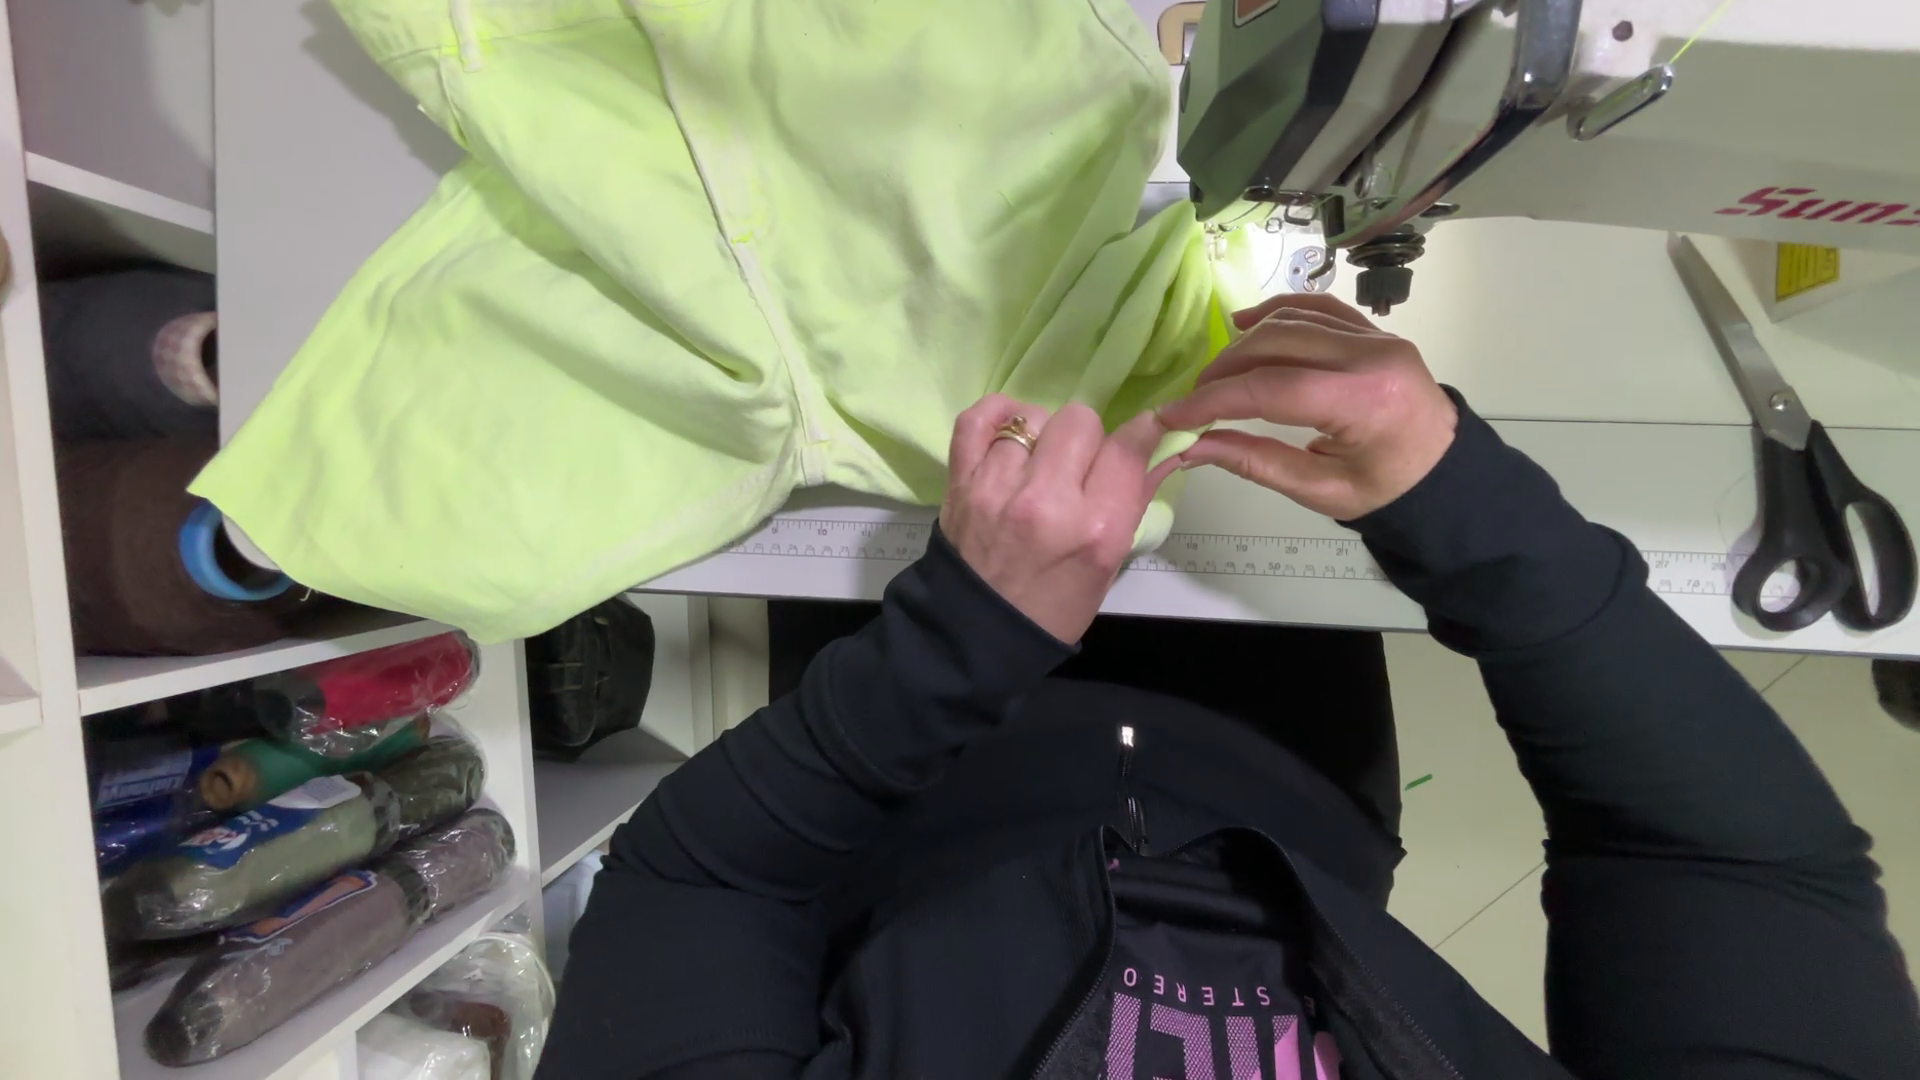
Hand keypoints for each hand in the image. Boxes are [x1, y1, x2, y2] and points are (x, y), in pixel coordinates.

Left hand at [940, 395, 1178, 642]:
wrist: (976, 634)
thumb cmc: (1052, 609)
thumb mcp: (1107, 567)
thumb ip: (1132, 504)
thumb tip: (1157, 450)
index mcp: (1096, 529)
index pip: (1128, 447)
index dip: (1138, 436)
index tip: (1134, 441)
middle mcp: (1048, 500)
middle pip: (1081, 421)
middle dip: (1086, 442)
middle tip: (1075, 471)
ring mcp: (998, 487)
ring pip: (1033, 418)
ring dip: (1042, 437)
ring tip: (1035, 466)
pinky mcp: (960, 482)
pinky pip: (976, 419)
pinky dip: (995, 416)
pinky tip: (1007, 435)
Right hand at [1156, 293, 1456, 520]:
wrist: (1443, 474)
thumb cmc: (1382, 490)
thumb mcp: (1316, 489)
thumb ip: (1251, 461)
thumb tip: (1189, 446)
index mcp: (1364, 402)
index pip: (1270, 388)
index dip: (1213, 400)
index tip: (1172, 414)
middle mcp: (1373, 355)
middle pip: (1275, 343)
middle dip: (1223, 370)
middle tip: (1194, 401)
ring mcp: (1377, 335)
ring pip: (1291, 319)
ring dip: (1244, 342)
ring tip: (1217, 375)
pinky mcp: (1373, 330)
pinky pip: (1316, 307)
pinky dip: (1275, 312)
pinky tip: (1245, 325)